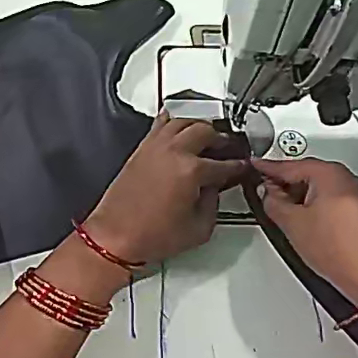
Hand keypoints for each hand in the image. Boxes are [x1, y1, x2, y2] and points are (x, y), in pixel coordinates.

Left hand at [83, 114, 250, 264]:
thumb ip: (213, 203)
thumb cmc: (148, 235)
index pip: (225, 163)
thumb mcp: (198, 228)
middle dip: (222, 139)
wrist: (115, 236)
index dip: (238, 166)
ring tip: (208, 134)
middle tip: (227, 146)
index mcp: (191, 171)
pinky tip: (178, 124)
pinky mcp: (141, 150)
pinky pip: (160, 124)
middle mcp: (173, 153)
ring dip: (199, 125)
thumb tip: (214, 190)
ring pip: (183, 121)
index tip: (241, 167)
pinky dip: (173, 120)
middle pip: (206, 131)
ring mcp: (155, 148)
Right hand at [252, 157, 357, 302]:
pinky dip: (311, 203)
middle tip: (264, 192)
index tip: (255, 166)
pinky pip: (326, 197)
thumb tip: (267, 193)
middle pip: (304, 173)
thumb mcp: (291, 223)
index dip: (267, 168)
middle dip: (283, 183)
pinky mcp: (356, 208)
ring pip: (315, 186)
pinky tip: (302, 219)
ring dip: (297, 195)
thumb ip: (272, 202)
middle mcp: (344, 177)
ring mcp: (353, 192)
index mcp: (328, 173)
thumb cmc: (340, 250)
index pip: (289, 165)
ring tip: (282, 211)